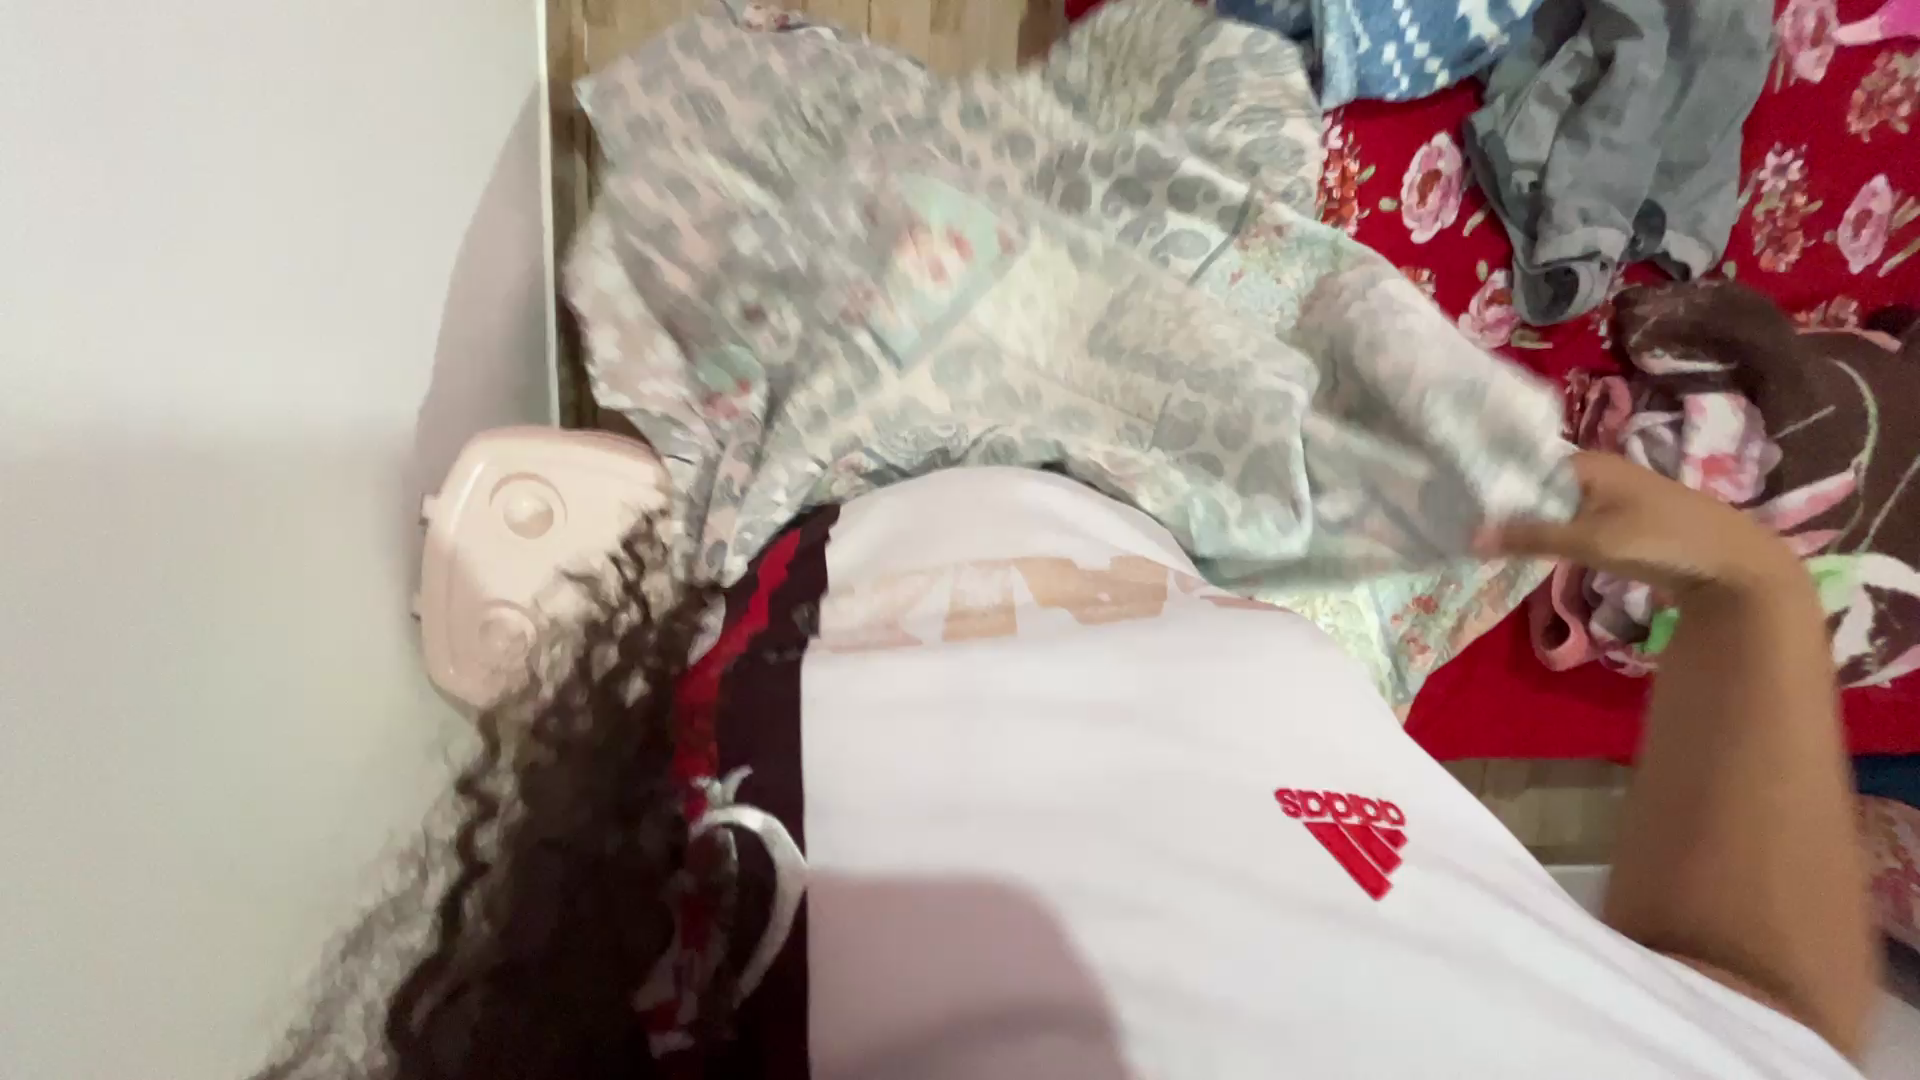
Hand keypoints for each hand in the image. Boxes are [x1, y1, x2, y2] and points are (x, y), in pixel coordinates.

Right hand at [1475, 452, 1801, 601]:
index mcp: (1586, 463)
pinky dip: (1549, 531)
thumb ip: (1528, 538)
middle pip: (1535, 486)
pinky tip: (1529, 547)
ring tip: (1489, 538)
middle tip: (1465, 525)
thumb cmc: (1660, 540)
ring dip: (1526, 521)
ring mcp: (1611, 495)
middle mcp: (1597, 471)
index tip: (1458, 503)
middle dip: (1504, 505)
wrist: (1737, 566)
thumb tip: (1468, 538)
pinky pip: (1570, 519)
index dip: (1490, 484)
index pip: (1521, 466)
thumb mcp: (1588, 540)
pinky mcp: (1621, 519)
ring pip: (1552, 504)